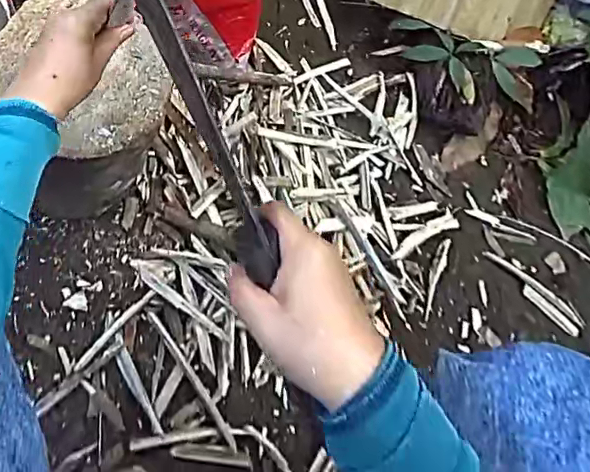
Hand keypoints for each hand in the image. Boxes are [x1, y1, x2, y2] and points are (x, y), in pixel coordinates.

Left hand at [0, 0, 135, 119]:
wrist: (36, 100)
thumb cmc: (65, 84)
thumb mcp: (99, 60)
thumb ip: (115, 38)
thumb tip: (126, 27)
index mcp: (78, 18)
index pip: (105, 1)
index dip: (122, 9)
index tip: (130, 20)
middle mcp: (63, 16)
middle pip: (93, 8)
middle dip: (109, 19)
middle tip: (121, 34)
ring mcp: (52, 25)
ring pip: (81, 17)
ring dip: (95, 27)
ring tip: (104, 47)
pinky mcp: (46, 36)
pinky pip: (69, 26)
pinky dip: (81, 33)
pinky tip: (86, 51)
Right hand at [228, 202, 386, 408]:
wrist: (356, 379)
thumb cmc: (318, 348)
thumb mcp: (260, 318)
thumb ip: (238, 286)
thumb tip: (233, 272)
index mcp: (303, 248)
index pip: (275, 209)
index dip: (254, 214)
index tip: (242, 228)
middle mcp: (323, 251)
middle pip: (285, 232)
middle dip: (266, 252)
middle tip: (254, 278)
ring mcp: (335, 267)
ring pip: (298, 253)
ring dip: (282, 270)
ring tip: (273, 302)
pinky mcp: (341, 285)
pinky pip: (312, 269)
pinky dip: (298, 282)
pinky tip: (292, 313)